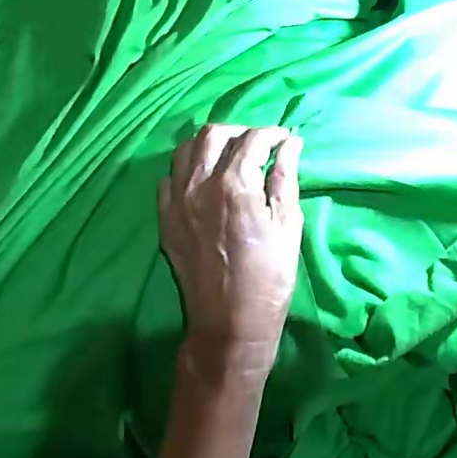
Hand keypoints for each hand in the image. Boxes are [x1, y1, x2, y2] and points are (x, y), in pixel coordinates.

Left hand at [158, 125, 304, 381]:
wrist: (229, 326)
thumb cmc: (269, 276)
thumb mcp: (288, 224)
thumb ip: (286, 177)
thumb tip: (291, 143)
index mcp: (234, 184)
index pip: (252, 139)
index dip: (272, 134)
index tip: (284, 139)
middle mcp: (199, 184)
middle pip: (213, 134)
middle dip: (239, 131)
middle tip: (257, 144)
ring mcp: (176, 202)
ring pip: (185, 149)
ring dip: (209, 144)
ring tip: (229, 155)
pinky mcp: (165, 219)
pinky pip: (169, 178)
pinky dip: (187, 169)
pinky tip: (203, 180)